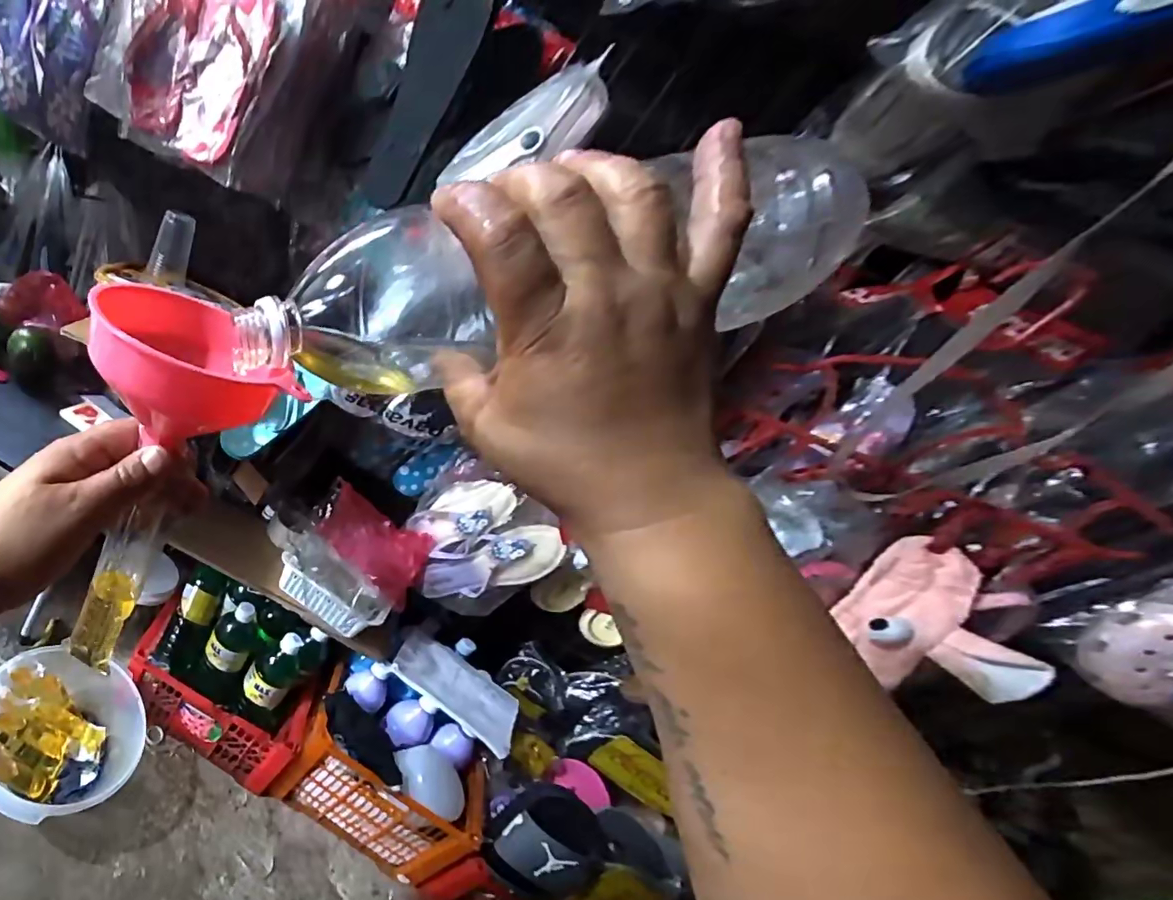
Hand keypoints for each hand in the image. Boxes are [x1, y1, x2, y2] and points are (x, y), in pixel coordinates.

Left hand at [0, 420, 205, 614]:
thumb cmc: (20, 544)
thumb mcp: (79, 511)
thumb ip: (124, 481)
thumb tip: (167, 451)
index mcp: (74, 453)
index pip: (132, 432)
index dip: (168, 446)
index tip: (195, 474)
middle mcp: (72, 464)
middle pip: (130, 455)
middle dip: (167, 472)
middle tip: (197, 502)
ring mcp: (65, 489)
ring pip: (121, 479)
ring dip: (154, 490)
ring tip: (184, 512)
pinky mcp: (62, 514)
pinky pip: (107, 500)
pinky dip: (133, 506)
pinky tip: (146, 520)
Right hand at [430, 119, 750, 537]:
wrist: (648, 494)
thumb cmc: (561, 465)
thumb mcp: (486, 430)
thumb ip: (459, 381)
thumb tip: (448, 350)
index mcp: (546, 331)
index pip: (504, 243)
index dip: (471, 207)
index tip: (450, 200)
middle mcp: (607, 294)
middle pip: (569, 202)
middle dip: (526, 179)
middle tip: (504, 188)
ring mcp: (662, 290)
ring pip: (637, 195)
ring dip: (598, 166)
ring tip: (571, 166)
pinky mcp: (700, 298)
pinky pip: (724, 225)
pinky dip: (725, 174)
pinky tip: (721, 131)